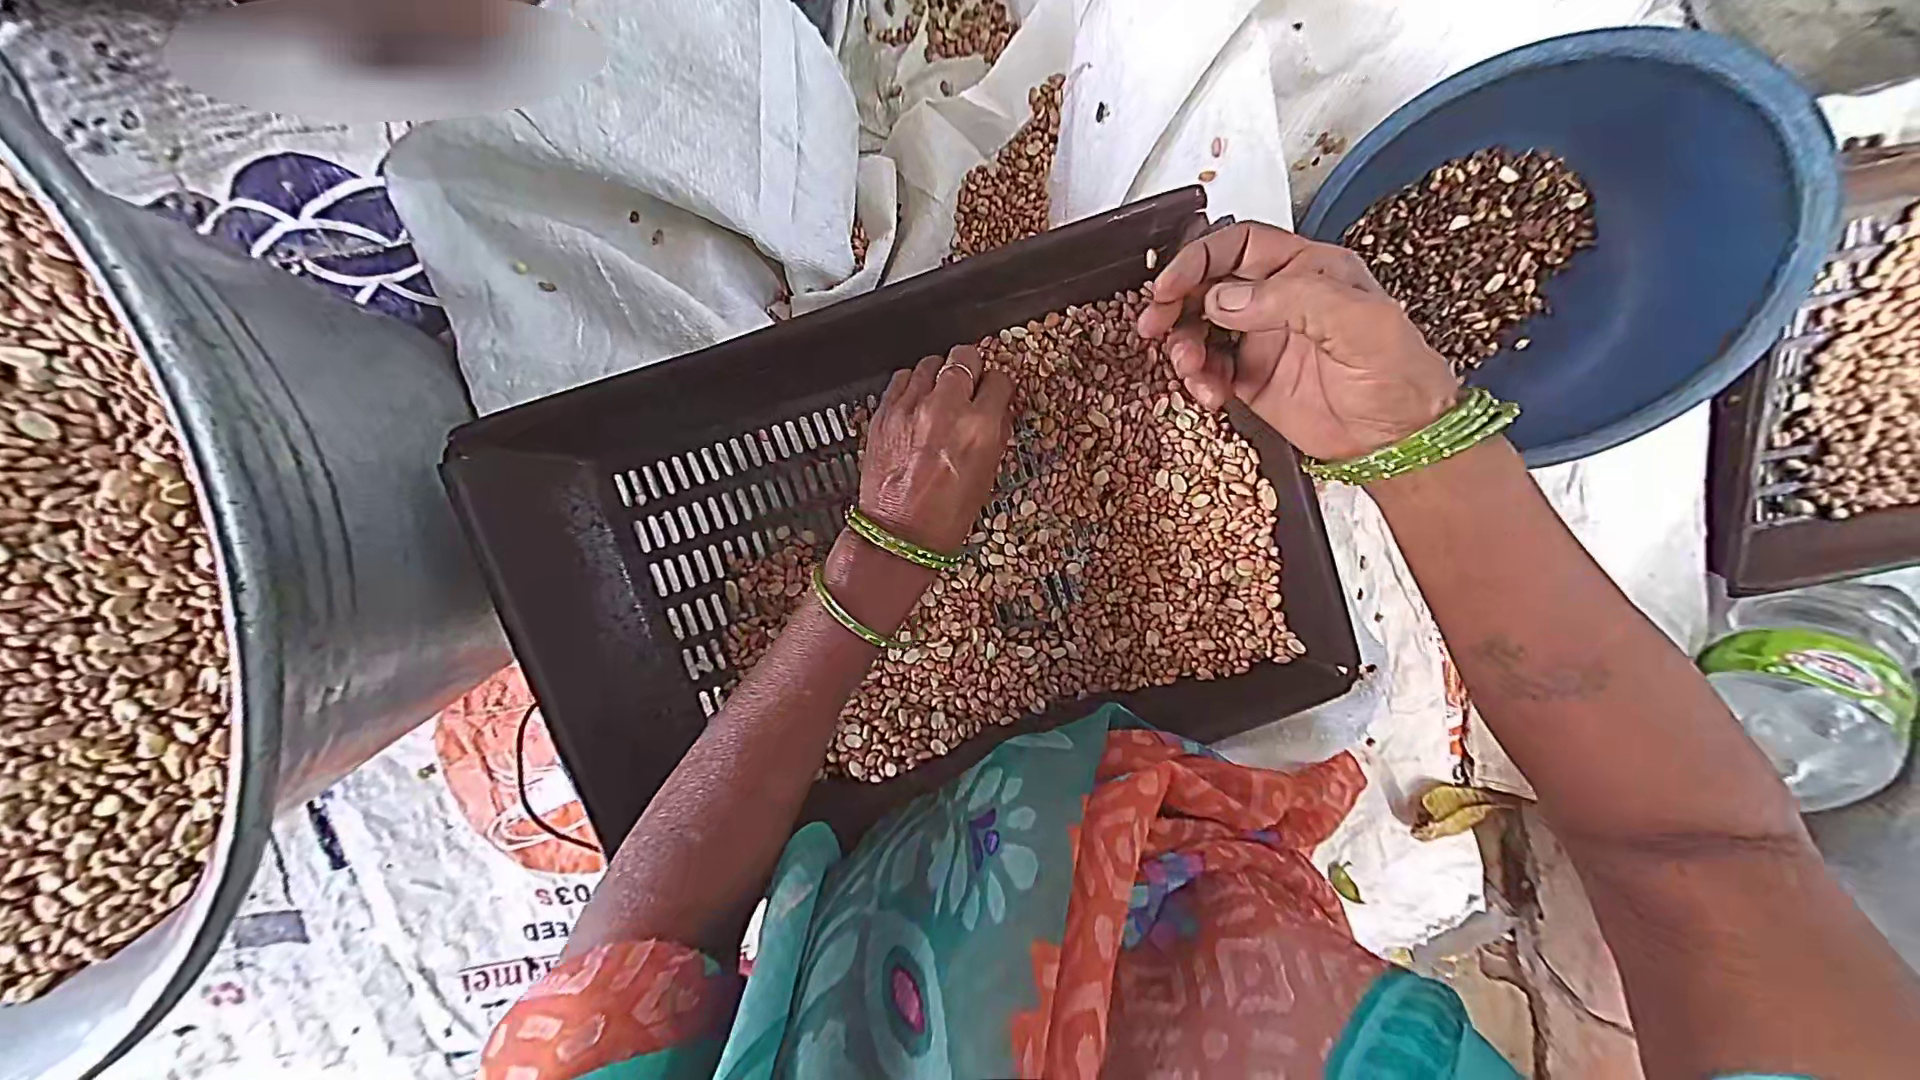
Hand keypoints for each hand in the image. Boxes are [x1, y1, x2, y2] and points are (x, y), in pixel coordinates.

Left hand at [858, 345, 1013, 553]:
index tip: (993, 391)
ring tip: (938, 396)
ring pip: (930, 363)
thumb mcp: (987, 475)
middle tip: (967, 385)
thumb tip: (996, 410)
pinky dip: (910, 386)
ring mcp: (911, 407)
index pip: (999, 379)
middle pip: (963, 357)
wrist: (900, 534)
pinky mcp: (884, 412)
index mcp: (980, 427)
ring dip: (938, 376)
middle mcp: (946, 409)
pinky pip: (901, 379)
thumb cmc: (945, 516)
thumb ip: (994, 434)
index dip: (996, 385)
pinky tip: (914, 404)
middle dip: (969, 369)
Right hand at [1135, 221, 1459, 461]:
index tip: (1167, 285)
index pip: (1238, 246)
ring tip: (1190, 368)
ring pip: (1198, 330)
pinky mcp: (1248, 379)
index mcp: (1306, 270)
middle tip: (1153, 325)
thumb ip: (1294, 299)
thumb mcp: (1361, 324)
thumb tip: (1223, 299)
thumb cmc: (1397, 376)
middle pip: (1207, 286)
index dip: (1197, 259)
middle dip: (1174, 304)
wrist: (1394, 441)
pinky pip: (1207, 371)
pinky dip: (1198, 381)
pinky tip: (1210, 395)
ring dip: (1183, 347)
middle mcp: (1276, 301)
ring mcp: (1259, 340)